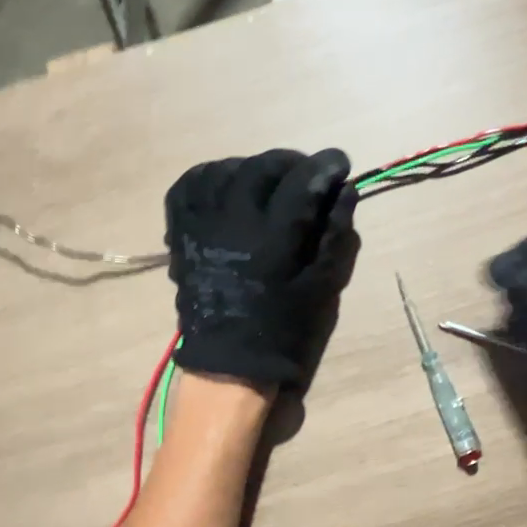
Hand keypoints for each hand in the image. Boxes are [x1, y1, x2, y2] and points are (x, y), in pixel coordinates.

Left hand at [165, 149, 358, 388]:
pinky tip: (227, 187)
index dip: (325, 166)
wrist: (230, 362)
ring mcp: (202, 225)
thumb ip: (336, 235)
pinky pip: (188, 188)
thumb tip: (344, 192)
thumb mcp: (323, 286)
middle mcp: (233, 222)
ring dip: (251, 168)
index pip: (302, 180)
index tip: (339, 164)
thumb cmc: (284, 329)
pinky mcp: (182, 234)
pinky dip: (210, 178)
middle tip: (305, 174)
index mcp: (273, 237)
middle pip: (261, 167)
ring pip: (224, 170)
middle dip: (289, 163)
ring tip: (267, 181)